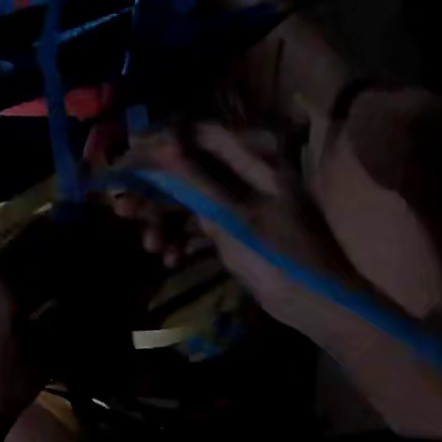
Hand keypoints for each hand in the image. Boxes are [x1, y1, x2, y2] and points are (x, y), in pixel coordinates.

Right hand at [117, 123, 362, 337]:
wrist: (316, 305)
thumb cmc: (279, 256)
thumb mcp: (233, 217)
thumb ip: (196, 179)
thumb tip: (163, 141)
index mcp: (258, 163)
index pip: (205, 136)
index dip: (166, 142)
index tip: (130, 156)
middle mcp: (250, 179)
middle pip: (193, 173)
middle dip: (158, 193)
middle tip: (124, 210)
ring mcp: (244, 208)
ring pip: (194, 204)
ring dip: (168, 223)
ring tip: (149, 245)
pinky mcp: (240, 235)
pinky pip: (204, 230)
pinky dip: (186, 242)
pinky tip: (170, 260)